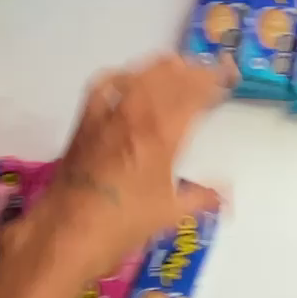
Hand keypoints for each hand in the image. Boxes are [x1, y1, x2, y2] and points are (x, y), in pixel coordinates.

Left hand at [10, 54, 229, 285]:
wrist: (69, 229)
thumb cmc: (123, 223)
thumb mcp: (170, 213)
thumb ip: (202, 198)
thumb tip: (227, 198)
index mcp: (162, 134)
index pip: (194, 93)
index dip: (213, 80)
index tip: (227, 75)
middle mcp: (136, 115)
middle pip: (168, 77)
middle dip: (191, 69)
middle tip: (207, 71)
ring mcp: (108, 114)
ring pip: (139, 75)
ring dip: (162, 68)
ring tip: (178, 68)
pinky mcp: (86, 120)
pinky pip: (105, 85)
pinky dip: (121, 76)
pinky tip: (129, 78)